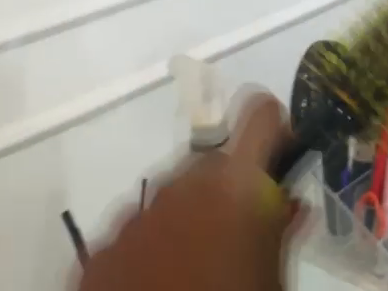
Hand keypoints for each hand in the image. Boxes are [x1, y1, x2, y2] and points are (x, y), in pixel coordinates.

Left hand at [77, 90, 302, 290]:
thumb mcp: (274, 280)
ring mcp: (134, 217)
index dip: (275, 129)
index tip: (281, 160)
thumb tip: (289, 204)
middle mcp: (182, 184)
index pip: (260, 113)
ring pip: (174, 195)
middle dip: (232, 188)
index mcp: (235, 184)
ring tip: (195, 274)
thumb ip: (282, 231)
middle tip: (240, 240)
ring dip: (190, 218)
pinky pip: (136, 231)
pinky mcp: (98, 254)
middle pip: (216, 161)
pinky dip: (151, 250)